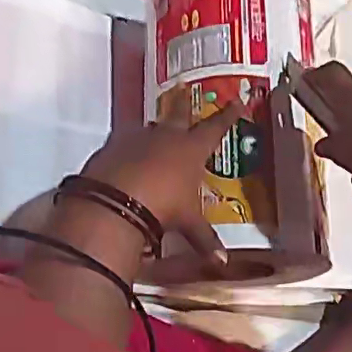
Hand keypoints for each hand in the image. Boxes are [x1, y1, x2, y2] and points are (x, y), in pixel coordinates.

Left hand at [77, 101, 244, 263]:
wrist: (114, 200)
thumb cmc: (163, 207)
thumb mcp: (187, 223)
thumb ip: (204, 239)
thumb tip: (223, 264)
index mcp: (192, 149)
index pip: (216, 128)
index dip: (228, 116)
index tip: (238, 101)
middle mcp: (167, 136)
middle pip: (179, 114)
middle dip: (184, 103)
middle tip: (184, 88)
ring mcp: (138, 137)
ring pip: (151, 127)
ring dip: (156, 130)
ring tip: (157, 133)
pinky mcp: (113, 145)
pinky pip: (126, 141)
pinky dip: (130, 148)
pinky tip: (128, 158)